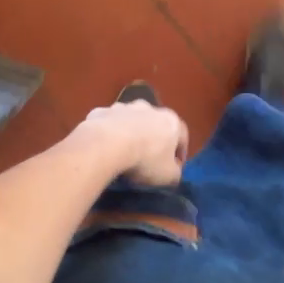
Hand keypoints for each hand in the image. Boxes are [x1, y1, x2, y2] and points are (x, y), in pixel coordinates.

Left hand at [73, 100, 188, 185]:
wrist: (107, 144)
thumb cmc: (145, 159)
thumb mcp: (169, 175)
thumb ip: (175, 172)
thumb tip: (173, 170)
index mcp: (170, 121)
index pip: (182, 136)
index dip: (180, 153)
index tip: (174, 168)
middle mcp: (148, 107)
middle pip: (154, 124)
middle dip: (153, 139)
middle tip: (148, 159)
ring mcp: (123, 106)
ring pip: (130, 120)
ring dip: (129, 133)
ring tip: (124, 154)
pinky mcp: (102, 111)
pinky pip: (108, 124)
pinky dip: (108, 133)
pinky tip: (104, 149)